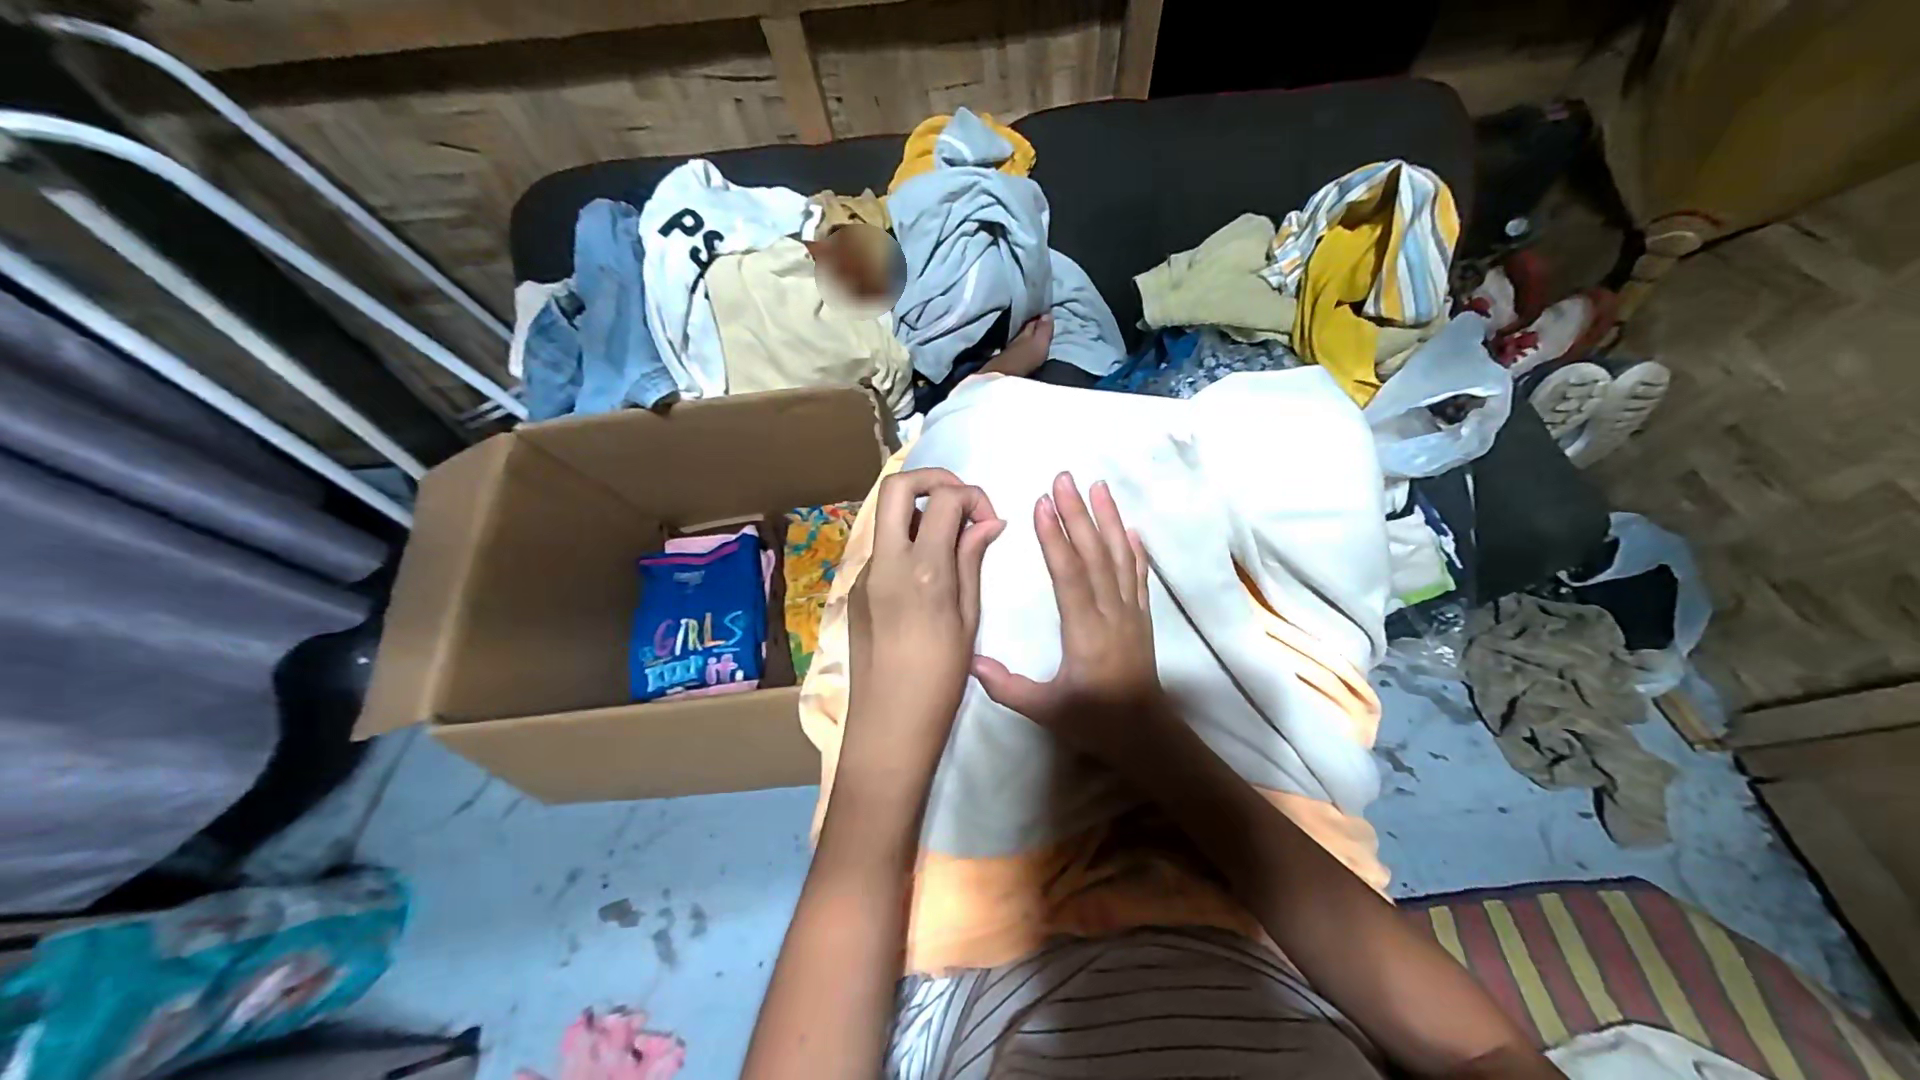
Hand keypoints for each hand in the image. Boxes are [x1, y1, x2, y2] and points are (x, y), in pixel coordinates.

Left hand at [848, 468, 1004, 743]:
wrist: (889, 723)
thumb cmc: (940, 679)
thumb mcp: (967, 617)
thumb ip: (971, 561)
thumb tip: (988, 522)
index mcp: (923, 569)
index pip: (945, 499)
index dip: (973, 497)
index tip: (988, 520)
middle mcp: (887, 560)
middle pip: (898, 486)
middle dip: (933, 479)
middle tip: (961, 501)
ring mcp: (864, 572)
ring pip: (885, 514)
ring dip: (917, 508)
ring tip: (948, 536)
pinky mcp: (856, 587)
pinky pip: (881, 545)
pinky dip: (906, 537)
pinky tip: (927, 568)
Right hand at [972, 472, 1161, 758]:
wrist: (1147, 736)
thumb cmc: (1094, 722)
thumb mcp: (1046, 711)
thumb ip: (1007, 687)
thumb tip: (970, 660)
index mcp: (1086, 632)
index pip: (1069, 575)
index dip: (1056, 538)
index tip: (1042, 504)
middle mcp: (1112, 614)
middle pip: (1095, 555)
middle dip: (1079, 513)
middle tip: (1065, 478)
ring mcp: (1131, 613)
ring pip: (1120, 558)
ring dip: (1109, 519)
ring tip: (1099, 486)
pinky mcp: (1143, 618)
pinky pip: (1139, 576)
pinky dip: (1135, 550)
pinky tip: (1131, 529)